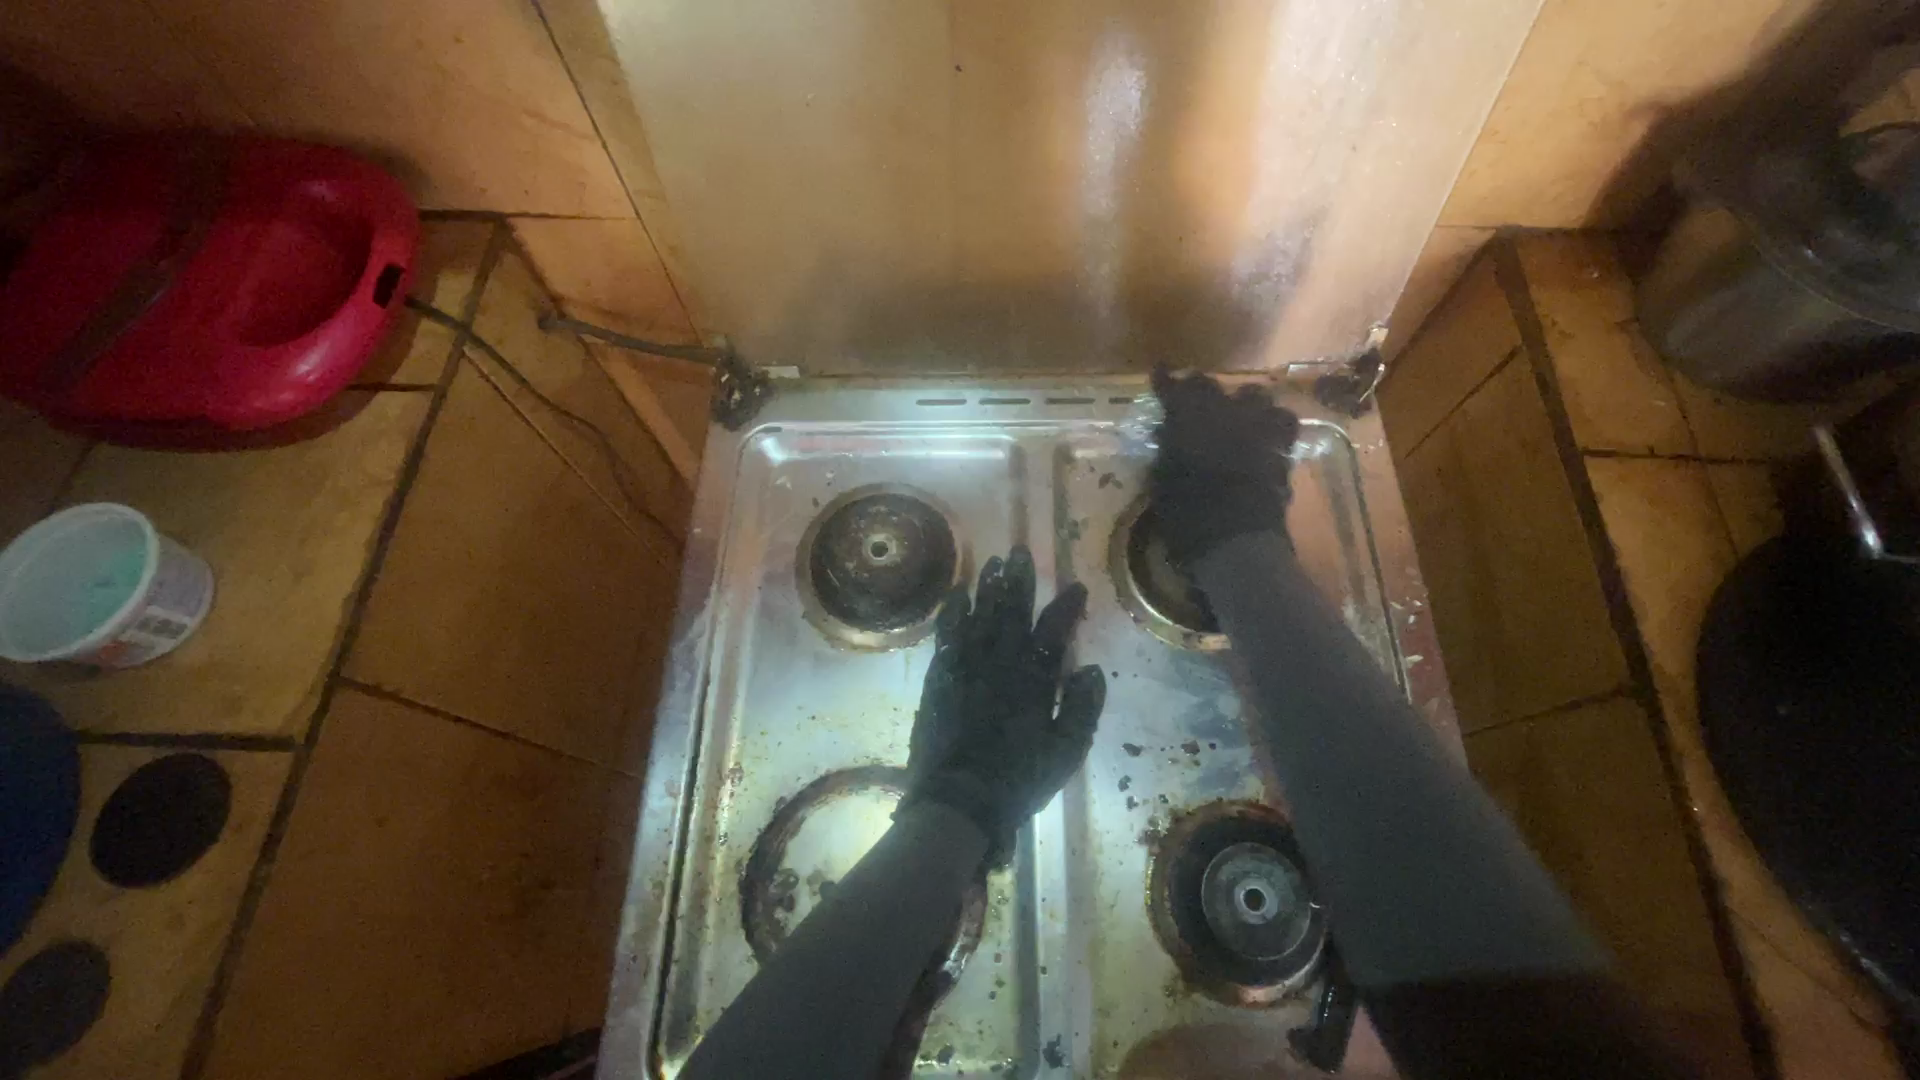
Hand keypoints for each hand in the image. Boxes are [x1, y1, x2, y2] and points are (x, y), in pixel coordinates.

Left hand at [904, 546, 1104, 864]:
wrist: (957, 800)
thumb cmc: (1018, 780)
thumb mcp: (1066, 752)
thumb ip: (1081, 708)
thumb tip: (1093, 670)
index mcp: (1035, 680)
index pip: (1055, 631)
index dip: (1067, 606)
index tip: (1076, 586)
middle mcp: (1001, 663)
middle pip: (1012, 611)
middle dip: (1019, 580)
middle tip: (1020, 552)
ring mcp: (967, 666)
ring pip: (979, 615)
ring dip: (987, 587)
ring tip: (993, 562)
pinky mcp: (940, 676)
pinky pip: (948, 633)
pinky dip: (953, 611)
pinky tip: (956, 593)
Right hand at [1149, 366, 1302, 566]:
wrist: (1237, 545)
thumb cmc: (1188, 518)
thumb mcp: (1162, 484)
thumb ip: (1166, 452)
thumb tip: (1166, 431)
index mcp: (1190, 420)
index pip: (1175, 388)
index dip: (1166, 380)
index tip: (1159, 371)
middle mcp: (1226, 415)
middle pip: (1213, 386)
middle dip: (1200, 389)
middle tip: (1192, 397)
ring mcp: (1259, 429)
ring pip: (1255, 396)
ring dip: (1241, 401)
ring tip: (1234, 412)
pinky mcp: (1282, 449)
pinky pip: (1281, 423)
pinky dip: (1270, 423)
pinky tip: (1263, 432)